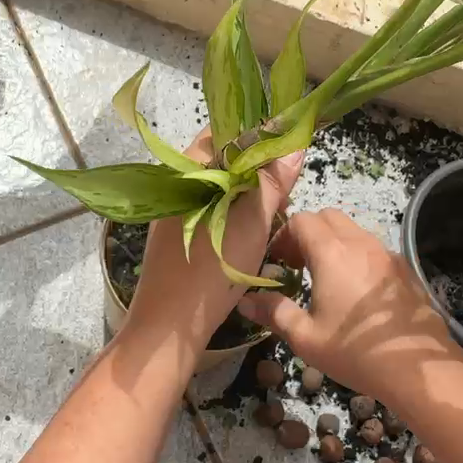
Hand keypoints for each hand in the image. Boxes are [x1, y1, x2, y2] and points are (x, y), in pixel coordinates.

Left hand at [124, 132, 302, 353]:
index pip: (223, 133)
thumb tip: (294, 145)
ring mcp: (172, 212)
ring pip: (218, 190)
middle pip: (222, 162)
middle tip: (287, 192)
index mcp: (185, 172)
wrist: (168, 330)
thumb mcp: (252, 223)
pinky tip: (253, 234)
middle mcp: (174, 185)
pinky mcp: (176, 235)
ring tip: (276, 216)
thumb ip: (273, 182)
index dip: (258, 135)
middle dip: (257, 171)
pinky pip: (210, 211)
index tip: (290, 146)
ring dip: (248, 196)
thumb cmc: (211, 271)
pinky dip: (233, 215)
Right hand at [238, 209, 462, 409]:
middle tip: (298, 265)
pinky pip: (373, 248)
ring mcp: (386, 253)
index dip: (284, 235)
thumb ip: (274, 312)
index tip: (277, 261)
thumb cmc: (355, 352)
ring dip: (333, 243)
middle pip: (328, 217)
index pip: (301, 220)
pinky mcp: (404, 268)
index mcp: (331, 253)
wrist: (417, 369)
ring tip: (325, 278)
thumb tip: (246, 301)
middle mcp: (359, 243)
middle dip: (308, 233)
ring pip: (353, 230)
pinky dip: (357, 256)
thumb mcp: (306, 338)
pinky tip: (356, 291)